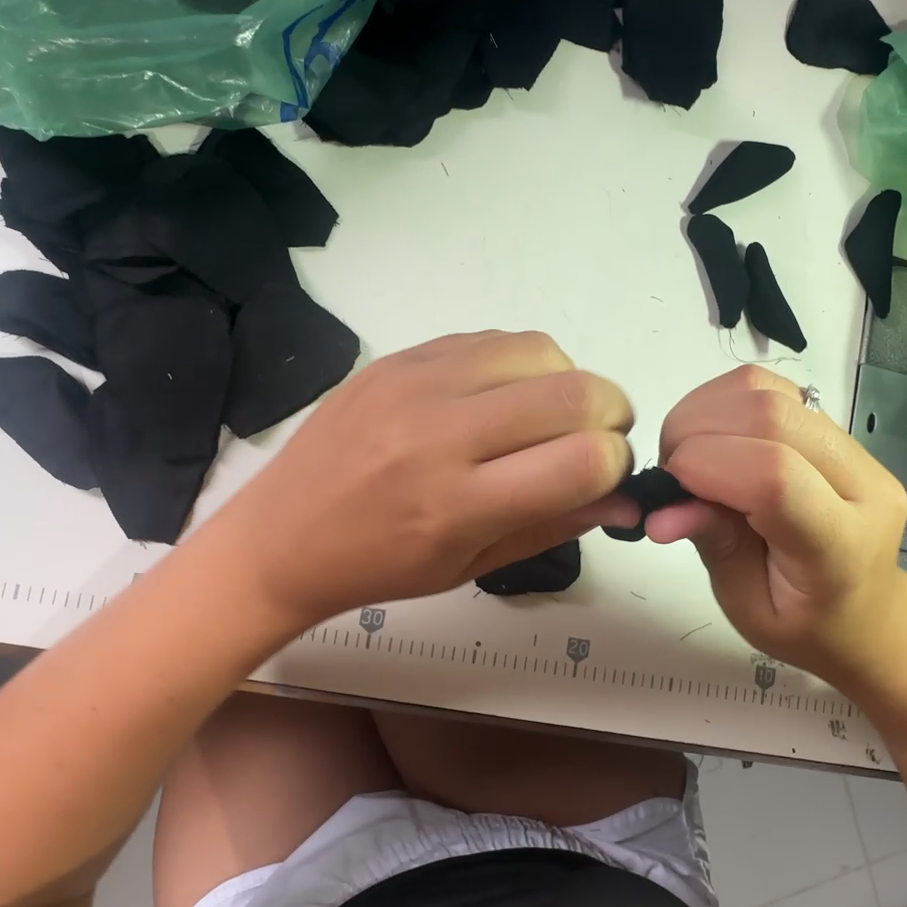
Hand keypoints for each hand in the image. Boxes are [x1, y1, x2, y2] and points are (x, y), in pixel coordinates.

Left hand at [202, 331, 638, 623]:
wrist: (282, 536)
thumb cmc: (380, 567)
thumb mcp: (471, 567)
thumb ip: (554, 524)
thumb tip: (624, 492)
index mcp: (458, 505)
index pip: (583, 461)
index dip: (615, 465)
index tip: (604, 475)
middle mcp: (440, 434)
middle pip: (575, 394)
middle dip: (610, 416)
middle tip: (594, 439)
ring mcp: (416, 384)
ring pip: (540, 351)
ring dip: (567, 383)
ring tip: (546, 416)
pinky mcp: (398, 357)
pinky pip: (491, 338)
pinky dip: (519, 364)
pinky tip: (501, 396)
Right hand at [646, 366, 906, 679]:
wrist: (866, 614)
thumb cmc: (804, 625)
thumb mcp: (748, 607)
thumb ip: (714, 547)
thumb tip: (660, 511)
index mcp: (840, 547)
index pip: (775, 477)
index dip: (706, 466)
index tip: (667, 490)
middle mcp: (861, 484)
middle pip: (772, 416)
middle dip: (696, 432)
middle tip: (671, 474)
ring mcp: (856, 450)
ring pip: (769, 391)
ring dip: (706, 412)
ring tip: (688, 456)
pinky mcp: (839, 431)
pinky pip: (774, 389)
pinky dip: (724, 402)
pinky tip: (712, 440)